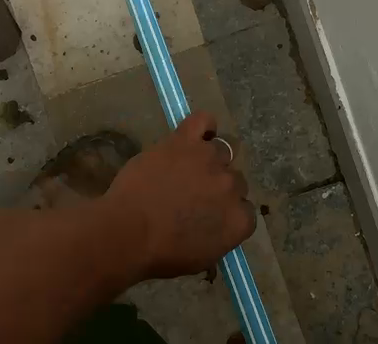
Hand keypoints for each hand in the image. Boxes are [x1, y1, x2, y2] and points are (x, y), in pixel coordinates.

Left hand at [101, 112, 254, 279]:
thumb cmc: (163, 252)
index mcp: (238, 220)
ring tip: (189, 167)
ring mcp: (210, 159)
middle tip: (197, 192)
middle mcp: (231, 186)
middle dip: (219, 185)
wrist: (131, 229)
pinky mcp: (186, 140)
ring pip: (222, 150)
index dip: (229, 210)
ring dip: (209, 159)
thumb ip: (220, 235)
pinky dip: (204, 125)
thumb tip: (218, 223)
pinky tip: (197, 134)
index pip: (247, 210)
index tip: (213, 214)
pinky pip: (204, 120)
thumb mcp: (202, 256)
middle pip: (236, 179)